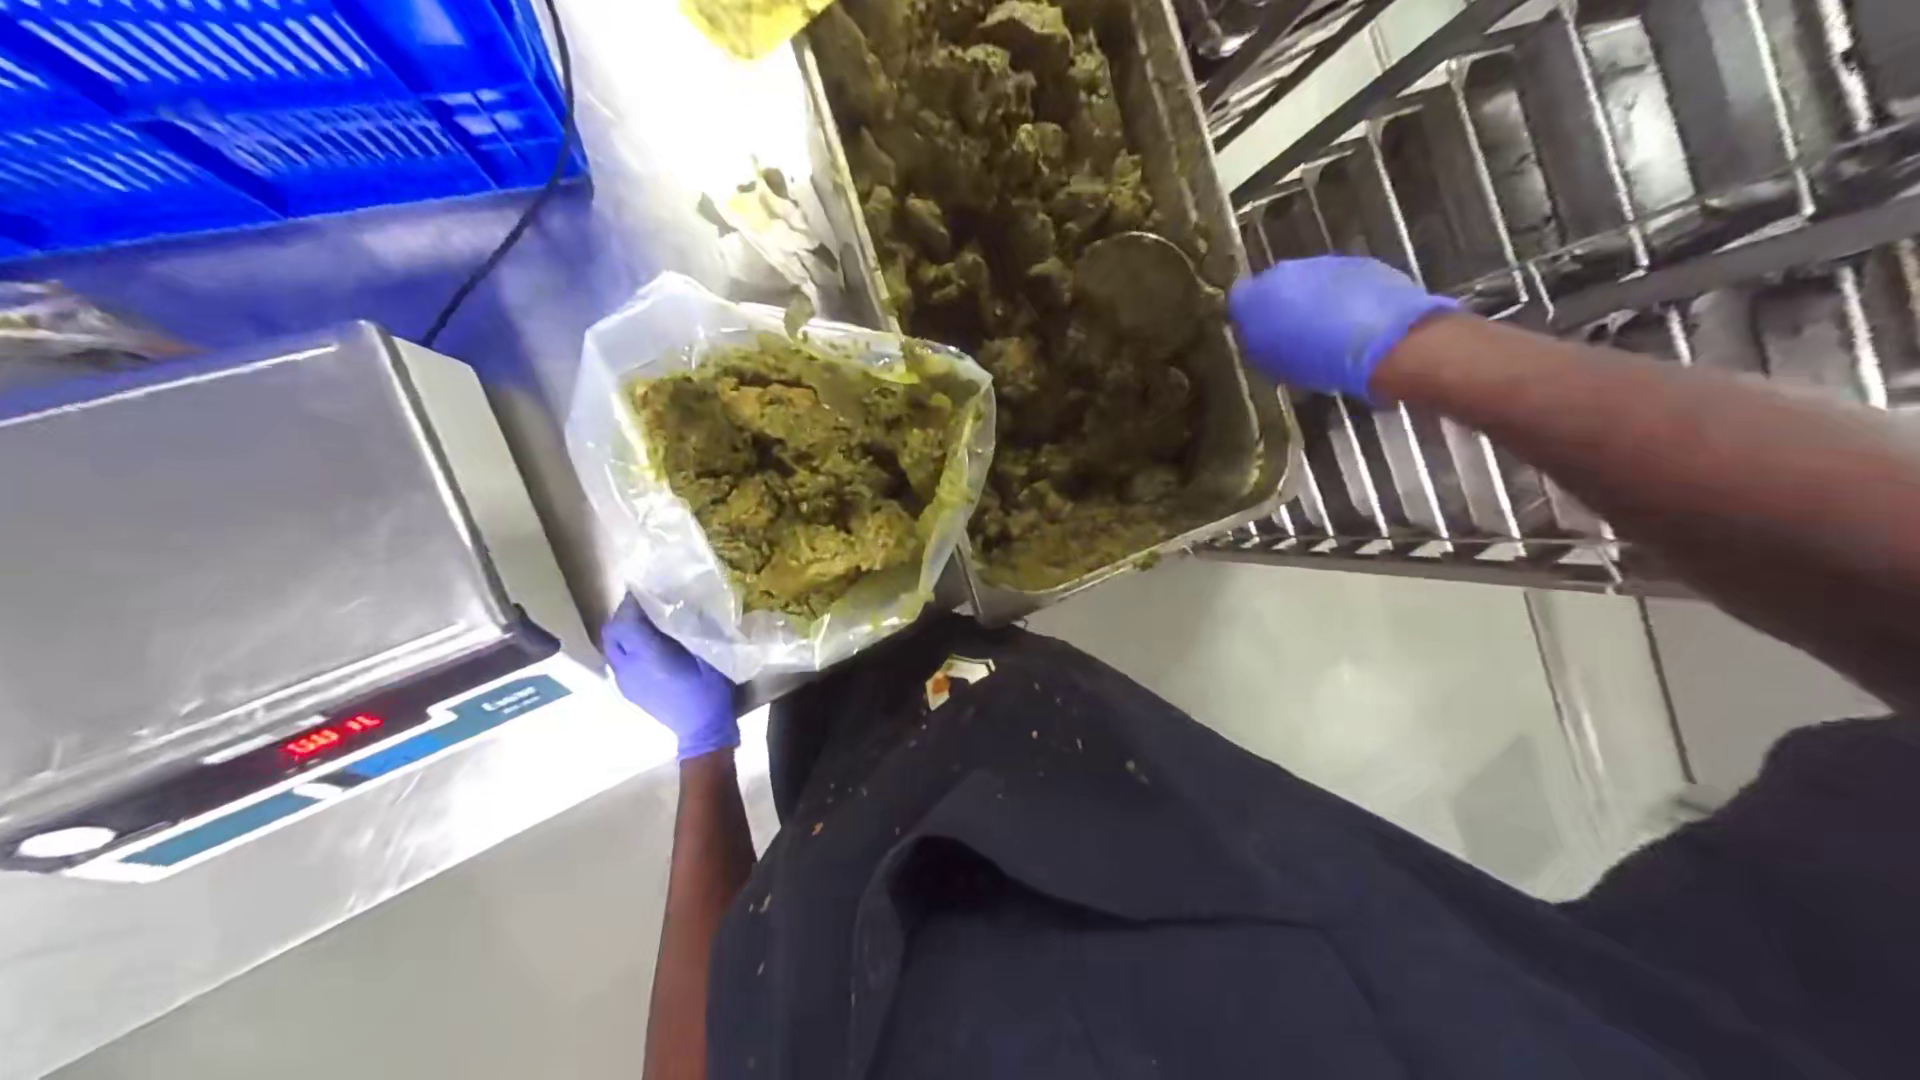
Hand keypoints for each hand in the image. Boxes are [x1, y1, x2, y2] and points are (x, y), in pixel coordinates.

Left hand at [602, 595, 738, 759]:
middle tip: (645, 607)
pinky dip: (626, 647)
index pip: (625, 623)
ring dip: (623, 632)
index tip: (645, 593)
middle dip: (624, 616)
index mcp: (649, 657)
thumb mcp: (710, 655)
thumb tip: (685, 606)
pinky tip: (646, 648)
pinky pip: (618, 661)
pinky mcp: (628, 690)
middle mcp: (630, 668)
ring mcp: (625, 681)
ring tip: (645, 625)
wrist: (702, 731)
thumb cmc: (710, 691)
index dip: (631, 604)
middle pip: (612, 633)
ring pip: (611, 647)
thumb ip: (693, 630)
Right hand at [1228, 256, 1458, 402]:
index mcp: (1255, 294)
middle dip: (1282, 306)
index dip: (1248, 319)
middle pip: (1276, 286)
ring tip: (1327, 334)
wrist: (1384, 343)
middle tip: (1292, 336)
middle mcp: (1286, 270)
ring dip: (1314, 302)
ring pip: (1310, 282)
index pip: (1239, 300)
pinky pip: (1343, 282)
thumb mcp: (1269, 363)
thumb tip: (1251, 332)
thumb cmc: (1316, 360)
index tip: (1257, 338)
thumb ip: (1254, 342)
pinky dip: (1344, 299)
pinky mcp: (1364, 264)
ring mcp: (1327, 263)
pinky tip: (1354, 325)